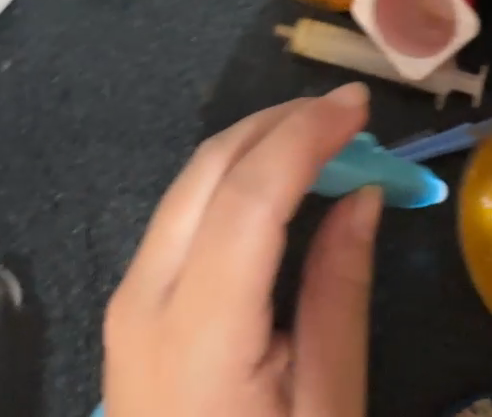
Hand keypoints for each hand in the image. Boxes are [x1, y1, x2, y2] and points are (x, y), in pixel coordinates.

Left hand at [104, 83, 379, 416]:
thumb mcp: (326, 403)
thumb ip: (338, 288)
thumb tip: (361, 194)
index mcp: (197, 331)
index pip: (249, 194)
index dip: (306, 135)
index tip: (359, 104)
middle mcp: (145, 296)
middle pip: (210, 168)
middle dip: (281, 121)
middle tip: (348, 112)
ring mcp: (130, 298)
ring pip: (192, 180)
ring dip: (259, 141)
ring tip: (325, 134)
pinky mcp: (133, 305)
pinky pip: (185, 211)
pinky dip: (238, 175)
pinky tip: (282, 178)